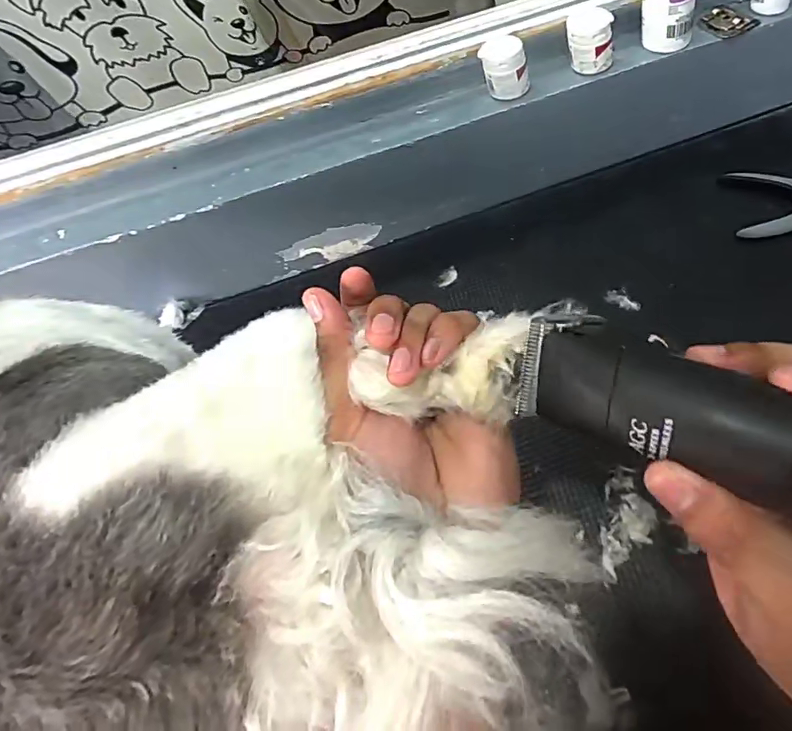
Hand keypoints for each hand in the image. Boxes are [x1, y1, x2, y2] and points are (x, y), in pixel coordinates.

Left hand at [302, 267, 520, 509]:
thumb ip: (335, 357)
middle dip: (388, 316)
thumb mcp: (347, 419)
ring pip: (431, 314)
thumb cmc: (385, 474)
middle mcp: (403, 362)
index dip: (358, 295)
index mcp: (367, 373)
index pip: (363, 320)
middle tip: (383, 344)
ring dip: (416, 331)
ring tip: (410, 373)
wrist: (443, 512)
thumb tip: (316, 298)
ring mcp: (442, 363)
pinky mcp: (475, 365)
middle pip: (398, 309)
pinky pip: (467, 326)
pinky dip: (450, 332)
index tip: (353, 280)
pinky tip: (438, 360)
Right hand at [644, 344, 791, 730]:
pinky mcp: (778, 462)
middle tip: (725, 359)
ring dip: (750, 364)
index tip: (789, 382)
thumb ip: (725, 527)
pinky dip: (730, 391)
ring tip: (704, 359)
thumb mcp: (775, 583)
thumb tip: (662, 471)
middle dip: (779, 357)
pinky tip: (699, 381)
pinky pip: (759, 412)